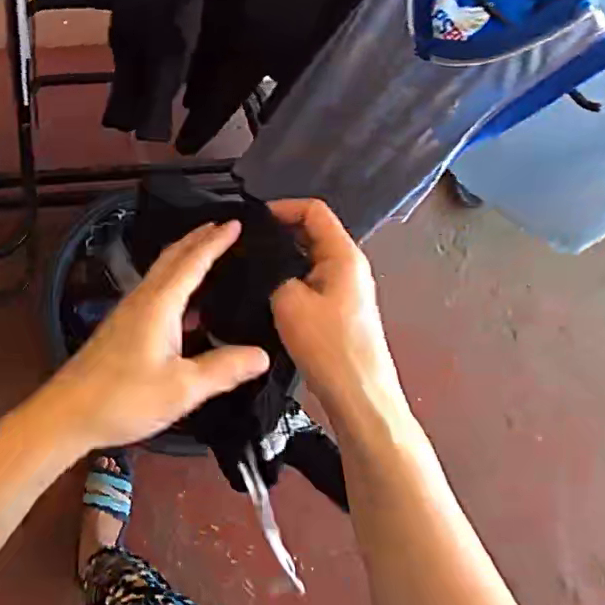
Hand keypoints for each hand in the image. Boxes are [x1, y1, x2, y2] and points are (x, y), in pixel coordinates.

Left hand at [36, 221, 270, 451]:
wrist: (67, 414)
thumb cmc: (123, 398)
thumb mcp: (182, 388)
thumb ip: (224, 369)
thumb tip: (263, 354)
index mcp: (159, 304)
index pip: (192, 261)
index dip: (215, 241)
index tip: (236, 223)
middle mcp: (142, 300)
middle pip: (172, 258)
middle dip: (198, 239)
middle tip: (223, 226)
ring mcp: (128, 313)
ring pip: (161, 274)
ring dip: (185, 258)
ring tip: (208, 254)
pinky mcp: (122, 328)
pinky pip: (155, 292)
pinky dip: (175, 283)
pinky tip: (187, 305)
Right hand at [268, 200, 404, 418]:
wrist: (358, 396)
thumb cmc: (330, 347)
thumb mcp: (289, 301)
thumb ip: (272, 271)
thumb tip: (259, 258)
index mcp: (344, 255)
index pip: (314, 210)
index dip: (282, 208)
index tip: (253, 221)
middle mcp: (349, 266)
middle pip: (312, 232)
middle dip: (279, 233)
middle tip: (246, 244)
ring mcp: (345, 288)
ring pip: (308, 258)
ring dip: (282, 258)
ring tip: (251, 267)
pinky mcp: (338, 309)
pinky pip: (310, 281)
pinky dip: (289, 279)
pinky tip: (267, 293)